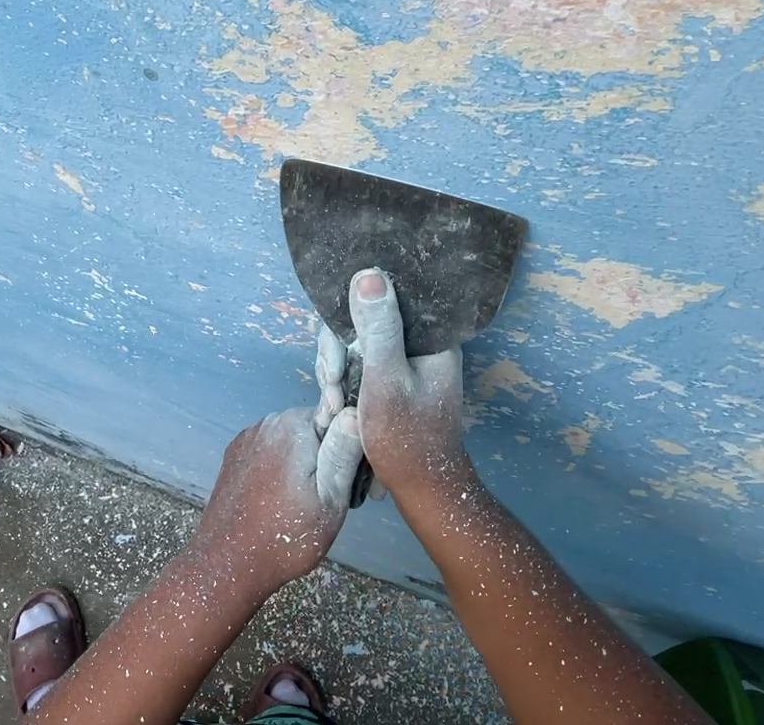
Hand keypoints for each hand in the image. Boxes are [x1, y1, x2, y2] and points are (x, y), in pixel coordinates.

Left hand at [187, 406, 363, 598]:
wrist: (227, 563)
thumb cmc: (286, 536)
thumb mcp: (330, 498)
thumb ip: (343, 451)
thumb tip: (355, 411)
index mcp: (293, 425)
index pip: (338, 418)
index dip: (352, 449)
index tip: (355, 485)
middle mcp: (268, 422)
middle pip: (314, 428)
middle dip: (328, 456)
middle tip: (332, 500)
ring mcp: (248, 437)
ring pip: (292, 440)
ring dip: (304, 462)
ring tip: (305, 503)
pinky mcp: (235, 454)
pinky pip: (270, 450)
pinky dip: (280, 467)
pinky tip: (279, 498)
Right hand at [345, 268, 471, 499]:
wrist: (420, 490)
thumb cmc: (408, 438)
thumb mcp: (387, 379)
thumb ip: (379, 328)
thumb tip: (368, 274)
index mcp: (429, 336)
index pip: (381, 300)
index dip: (349, 321)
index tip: (337, 359)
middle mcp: (417, 342)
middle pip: (360, 322)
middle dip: (337, 356)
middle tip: (333, 390)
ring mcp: (402, 360)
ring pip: (351, 344)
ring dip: (334, 373)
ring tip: (334, 407)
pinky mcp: (388, 376)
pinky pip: (353, 364)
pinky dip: (339, 382)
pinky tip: (335, 406)